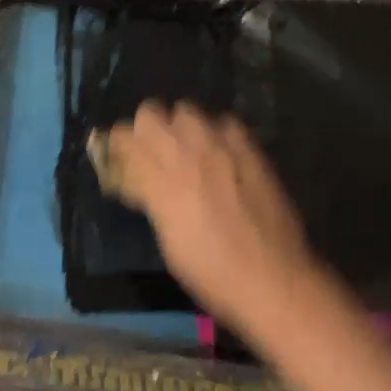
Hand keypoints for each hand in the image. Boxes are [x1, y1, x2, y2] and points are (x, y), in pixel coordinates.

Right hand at [107, 101, 316, 331]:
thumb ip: (152, 199)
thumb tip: (140, 183)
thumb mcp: (167, 239)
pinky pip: (225, 123)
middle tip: (151, 151)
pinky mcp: (250, 150)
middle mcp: (186, 155)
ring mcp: (221, 148)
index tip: (118, 156)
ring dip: (180, 127)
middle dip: (145, 128)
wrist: (273, 280)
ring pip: (186, 110)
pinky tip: (221, 155)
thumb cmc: (211, 272)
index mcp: (160, 181)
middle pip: (151, 112)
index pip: (125, 138)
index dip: (117, 144)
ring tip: (188, 150)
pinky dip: (217, 134)